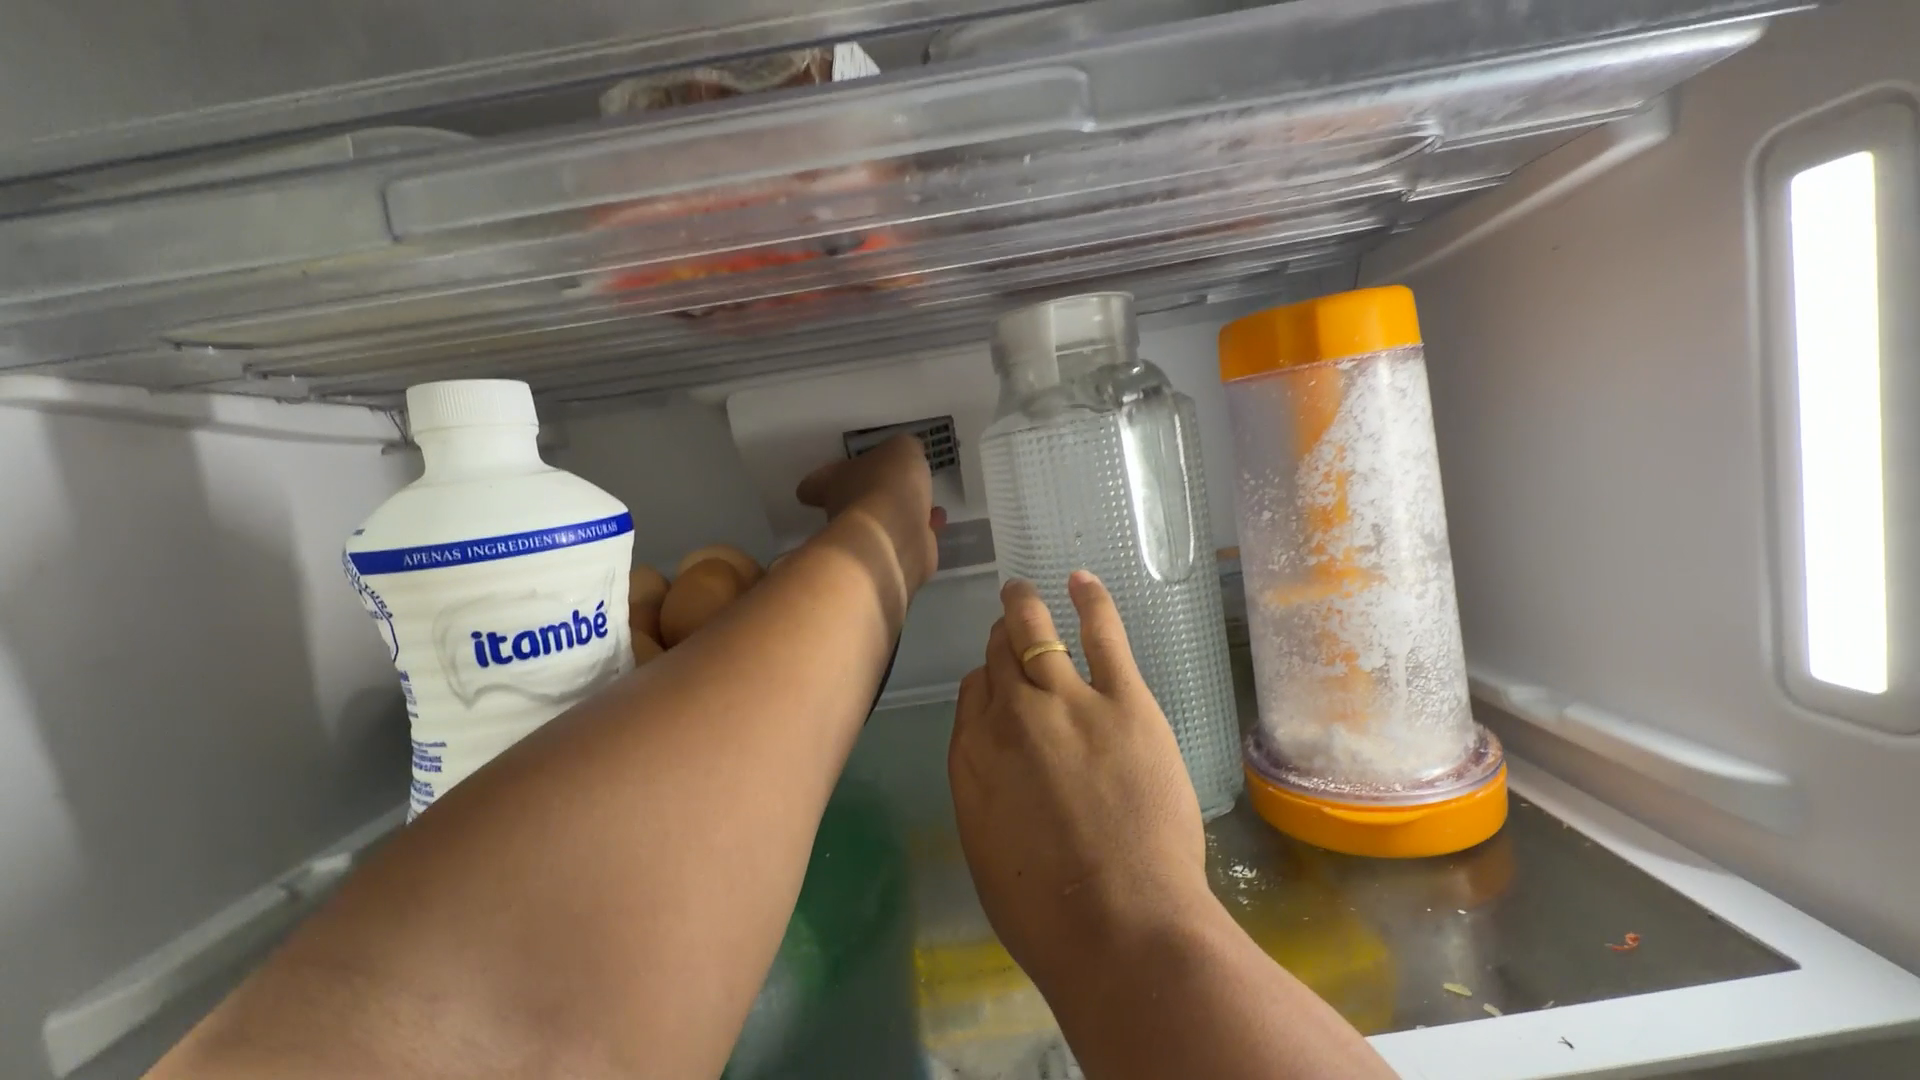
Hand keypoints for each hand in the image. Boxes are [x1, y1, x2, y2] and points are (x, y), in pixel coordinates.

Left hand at [797, 434, 944, 593]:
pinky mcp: (891, 559)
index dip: (822, 480)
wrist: (895, 537)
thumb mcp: (900, 449)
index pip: (814, 484)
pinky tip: (937, 520)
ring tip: (925, 501)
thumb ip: (902, 449)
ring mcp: (867, 541)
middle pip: (852, 502)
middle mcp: (844, 514)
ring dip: (903, 513)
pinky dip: (921, 530)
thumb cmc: (886, 485)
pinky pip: (906, 539)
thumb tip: (905, 454)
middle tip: (898, 484)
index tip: (834, 475)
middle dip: (876, 494)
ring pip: (883, 523)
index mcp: (834, 484)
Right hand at [949, 573, 1210, 993]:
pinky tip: (1082, 580)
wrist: (1118, 925)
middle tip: (1009, 623)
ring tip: (1021, 589)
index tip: (997, 680)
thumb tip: (997, 761)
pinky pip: (1101, 634)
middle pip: (998, 658)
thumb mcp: (988, 850)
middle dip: (1001, 639)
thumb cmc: (1048, 913)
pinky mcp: (1122, 700)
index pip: (971, 694)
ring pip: (1036, 635)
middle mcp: (1007, 717)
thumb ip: (986, 791)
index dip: (985, 680)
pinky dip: (1090, 601)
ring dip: (1025, 606)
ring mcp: (1065, 701)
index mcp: (969, 757)